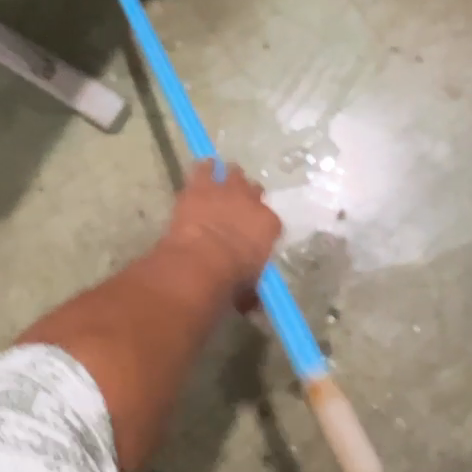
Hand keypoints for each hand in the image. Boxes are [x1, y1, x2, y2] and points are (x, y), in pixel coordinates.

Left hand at [158, 160, 281, 296]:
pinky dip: (203, 169)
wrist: (203, 260)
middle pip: (253, 189)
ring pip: (232, 172)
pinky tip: (200, 169)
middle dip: (245, 195)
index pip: (271, 220)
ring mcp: (226, 189)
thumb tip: (249, 303)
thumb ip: (250, 291)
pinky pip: (205, 167)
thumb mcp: (247, 288)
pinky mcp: (201, 185)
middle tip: (235, 203)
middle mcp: (252, 201)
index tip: (251, 231)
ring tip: (218, 180)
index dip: (260, 224)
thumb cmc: (231, 278)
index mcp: (269, 225)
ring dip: (226, 177)